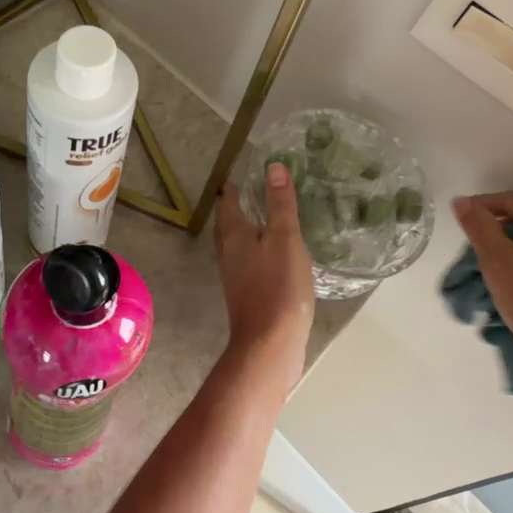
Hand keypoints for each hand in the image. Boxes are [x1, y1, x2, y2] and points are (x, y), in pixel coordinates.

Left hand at [213, 165, 315, 394]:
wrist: (270, 345)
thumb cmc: (278, 287)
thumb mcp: (285, 239)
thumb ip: (280, 204)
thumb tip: (273, 167)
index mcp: (234, 237)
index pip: (227, 204)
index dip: (232, 189)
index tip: (238, 176)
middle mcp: (228, 255)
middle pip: (227, 226)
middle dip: (234, 209)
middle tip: (245, 195)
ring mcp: (236, 278)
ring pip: (236, 246)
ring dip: (245, 232)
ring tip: (262, 222)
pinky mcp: (247, 296)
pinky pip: (248, 265)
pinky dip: (257, 253)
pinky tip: (273, 258)